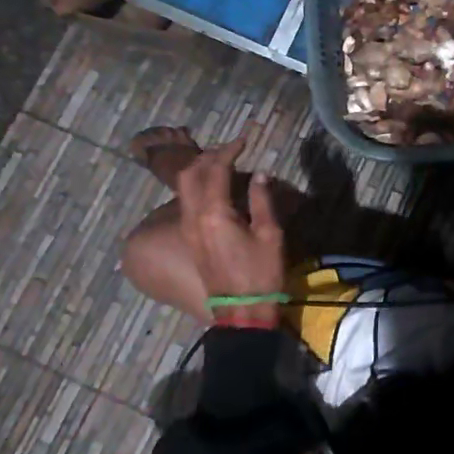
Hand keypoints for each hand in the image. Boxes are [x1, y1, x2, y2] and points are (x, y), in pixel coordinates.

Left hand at [174, 128, 286, 325]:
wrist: (242, 313)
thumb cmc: (261, 275)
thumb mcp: (270, 235)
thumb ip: (262, 200)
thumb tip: (260, 175)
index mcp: (214, 213)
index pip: (216, 169)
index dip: (229, 150)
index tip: (244, 140)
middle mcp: (193, 217)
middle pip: (190, 174)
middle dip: (208, 156)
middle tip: (230, 150)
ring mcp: (187, 229)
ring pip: (183, 188)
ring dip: (199, 171)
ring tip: (221, 165)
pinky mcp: (189, 240)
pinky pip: (186, 203)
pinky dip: (197, 187)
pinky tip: (215, 189)